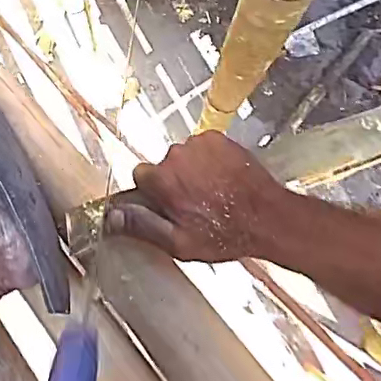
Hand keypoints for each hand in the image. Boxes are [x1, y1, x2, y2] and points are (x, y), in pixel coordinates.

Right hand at [106, 131, 285, 262]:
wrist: (269, 217)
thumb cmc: (224, 234)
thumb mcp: (180, 243)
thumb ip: (143, 226)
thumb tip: (111, 216)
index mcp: (161, 180)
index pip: (141, 175)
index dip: (155, 191)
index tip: (170, 204)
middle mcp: (175, 155)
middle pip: (164, 165)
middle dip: (176, 181)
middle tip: (197, 203)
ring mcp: (197, 143)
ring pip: (185, 155)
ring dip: (194, 170)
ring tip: (215, 192)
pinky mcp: (216, 137)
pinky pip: (203, 146)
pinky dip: (210, 159)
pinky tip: (224, 178)